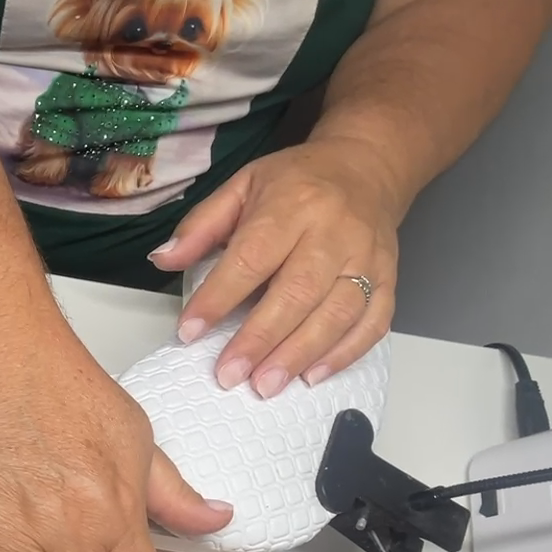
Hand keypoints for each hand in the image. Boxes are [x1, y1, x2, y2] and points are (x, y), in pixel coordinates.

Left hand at [151, 138, 403, 397]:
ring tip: (265, 386)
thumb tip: (162, 259)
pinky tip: (312, 377)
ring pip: (336, 313)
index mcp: (293, 206)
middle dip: (260, 340)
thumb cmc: (297, 184)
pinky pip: (373, 322)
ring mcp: (367, 257)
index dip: (218, 299)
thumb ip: (200, 226)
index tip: (190, 332)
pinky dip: (344, 354)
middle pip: (297, 293)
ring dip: (299, 355)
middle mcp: (334, 232)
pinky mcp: (389, 278)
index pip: (251, 259)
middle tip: (229, 375)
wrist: (368, 165)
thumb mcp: (241, 187)